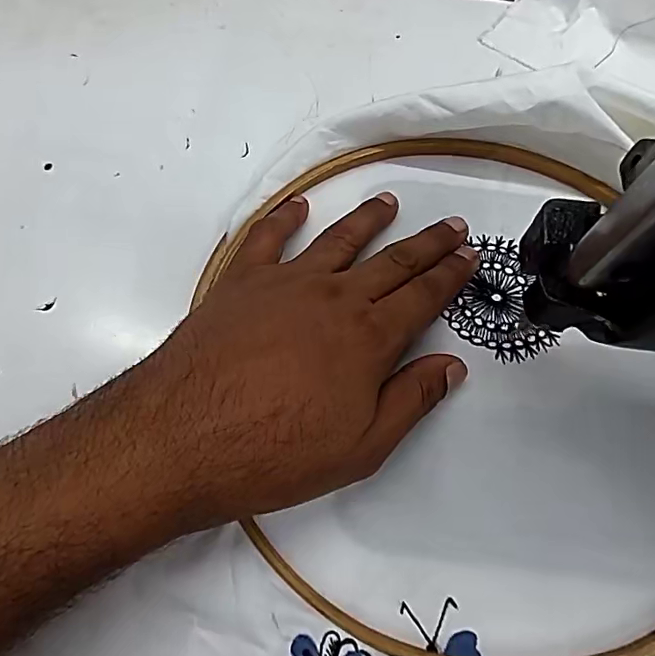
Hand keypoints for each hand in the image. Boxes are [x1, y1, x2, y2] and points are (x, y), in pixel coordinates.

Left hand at [105, 192, 475, 530]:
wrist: (185, 437)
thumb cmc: (275, 452)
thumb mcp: (361, 447)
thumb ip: (410, 400)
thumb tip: (450, 367)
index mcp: (367, 338)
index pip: (422, 296)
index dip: (449, 275)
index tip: (468, 256)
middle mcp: (332, 299)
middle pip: (391, 261)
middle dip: (427, 243)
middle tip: (451, 227)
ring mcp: (284, 283)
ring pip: (337, 240)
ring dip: (368, 219)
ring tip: (388, 203)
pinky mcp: (240, 282)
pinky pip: (267, 237)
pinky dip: (284, 217)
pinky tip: (297, 205)